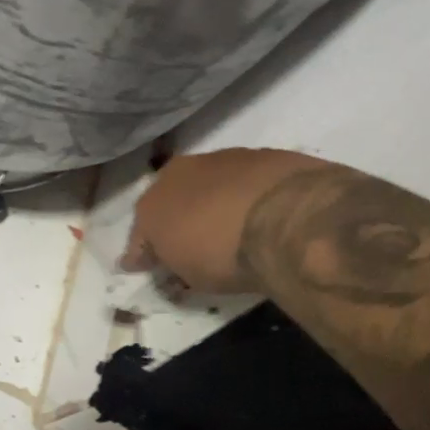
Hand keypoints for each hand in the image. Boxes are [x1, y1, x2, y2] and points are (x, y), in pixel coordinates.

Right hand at [119, 148, 333, 292]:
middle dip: (176, 216)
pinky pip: (249, 178)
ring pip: (211, 182)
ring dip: (215, 199)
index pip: (140, 233)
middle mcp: (179, 173)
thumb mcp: (189, 276)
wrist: (288, 220)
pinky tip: (262, 211)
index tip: (146, 266)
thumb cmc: (222, 254)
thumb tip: (172, 260)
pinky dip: (249, 192)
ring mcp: (225, 158)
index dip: (144, 252)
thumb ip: (176, 262)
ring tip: (231, 224)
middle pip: (172, 198)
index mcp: (151, 205)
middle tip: (189, 240)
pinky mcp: (268, 154)